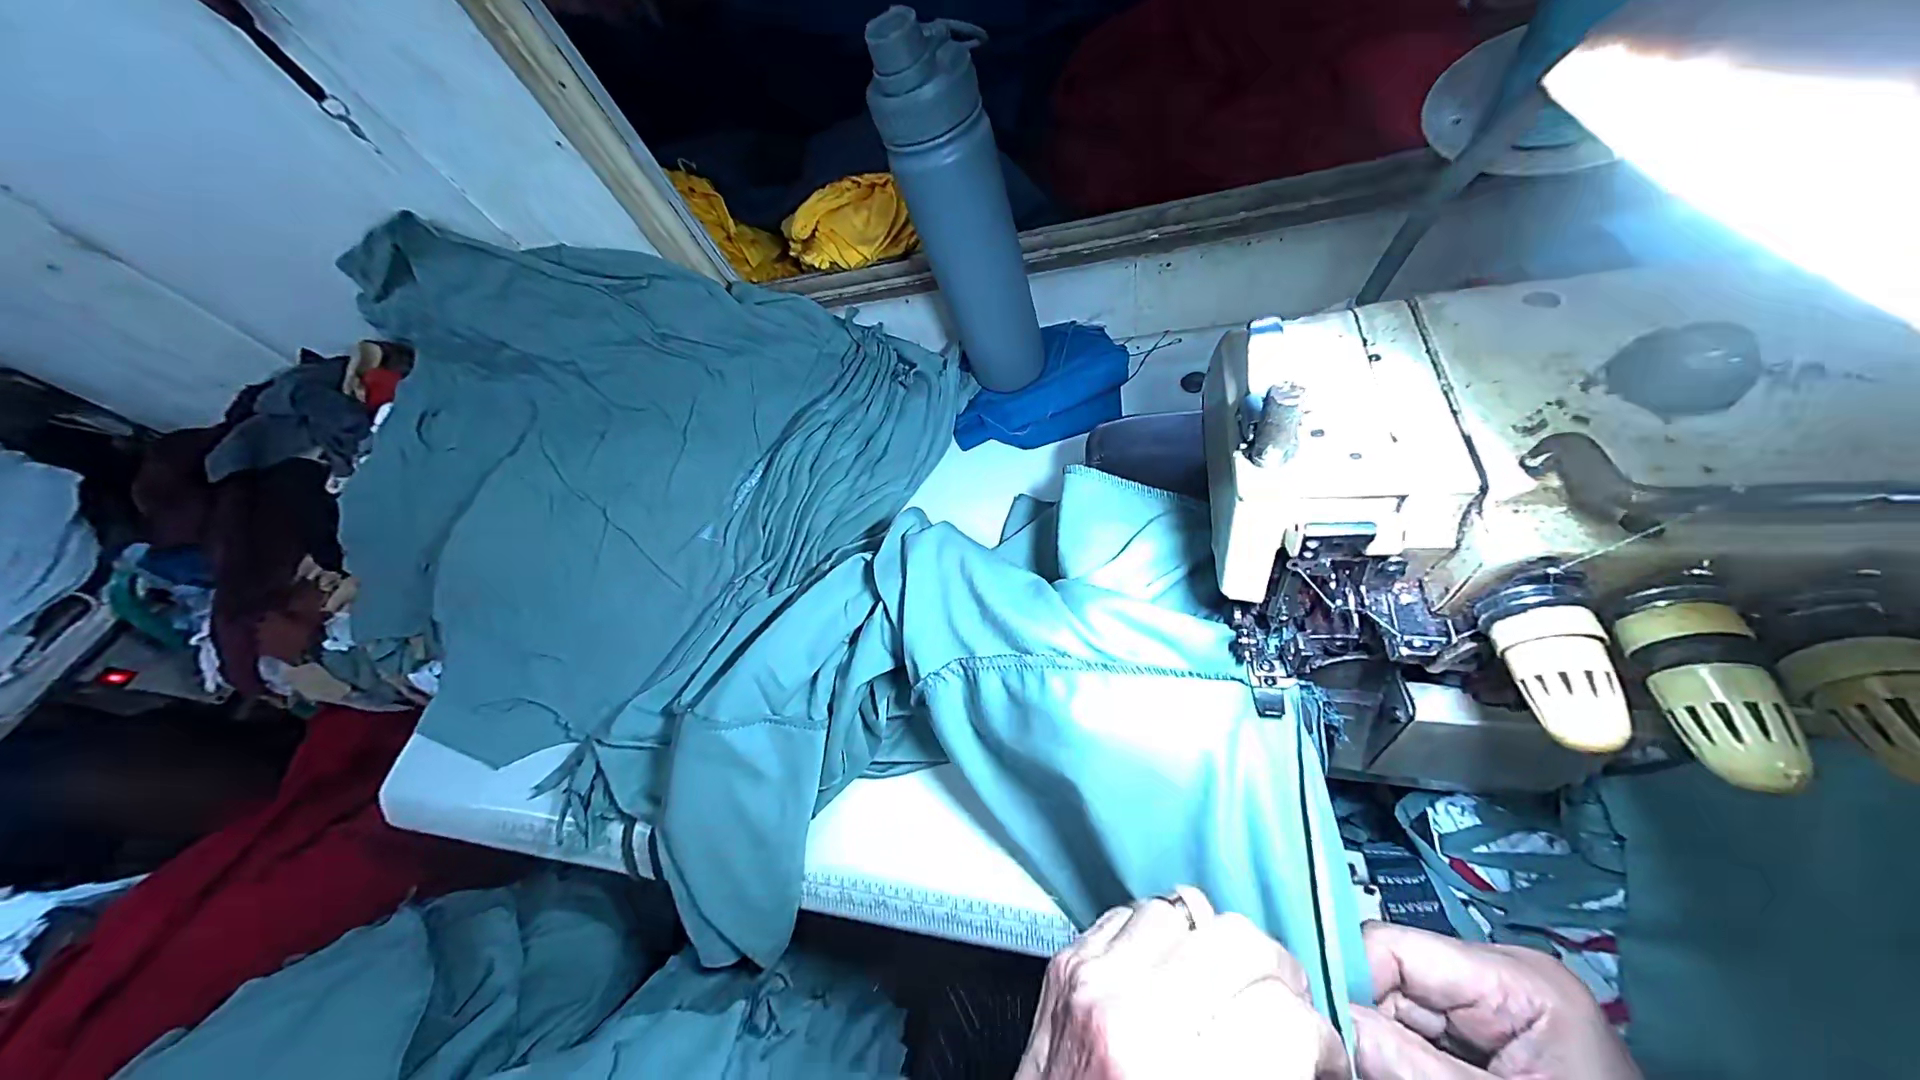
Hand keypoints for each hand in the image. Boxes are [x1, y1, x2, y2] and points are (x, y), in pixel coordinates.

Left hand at [1015, 887, 1347, 1079]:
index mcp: (1179, 1077)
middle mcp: (1131, 1015)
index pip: (1285, 1016)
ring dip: (1212, 944)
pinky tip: (1169, 970)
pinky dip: (1160, 934)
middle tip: (1280, 1006)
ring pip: (1184, 909)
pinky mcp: (1065, 961)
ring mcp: (1091, 977)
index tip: (1319, 1055)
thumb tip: (1311, 1037)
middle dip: (1276, 974)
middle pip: (1237, 940)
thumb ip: (1272, 1074)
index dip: (1320, 1040)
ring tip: (1221, 983)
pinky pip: (1131, 913)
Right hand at [1354, 922, 1639, 1079]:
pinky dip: (1398, 1056)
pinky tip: (1392, 1070)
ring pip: (1395, 1007)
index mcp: (1516, 978)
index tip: (1318, 1023)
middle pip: (1390, 977)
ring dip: (1377, 1041)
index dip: (1348, 978)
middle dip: (1365, 1018)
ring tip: (1365, 1068)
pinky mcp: (1485, 1040)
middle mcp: (1497, 977)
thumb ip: (1409, 1061)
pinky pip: (1417, 1034)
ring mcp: (1491, 1009)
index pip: (1393, 945)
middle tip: (1344, 1061)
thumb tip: (1326, 1019)